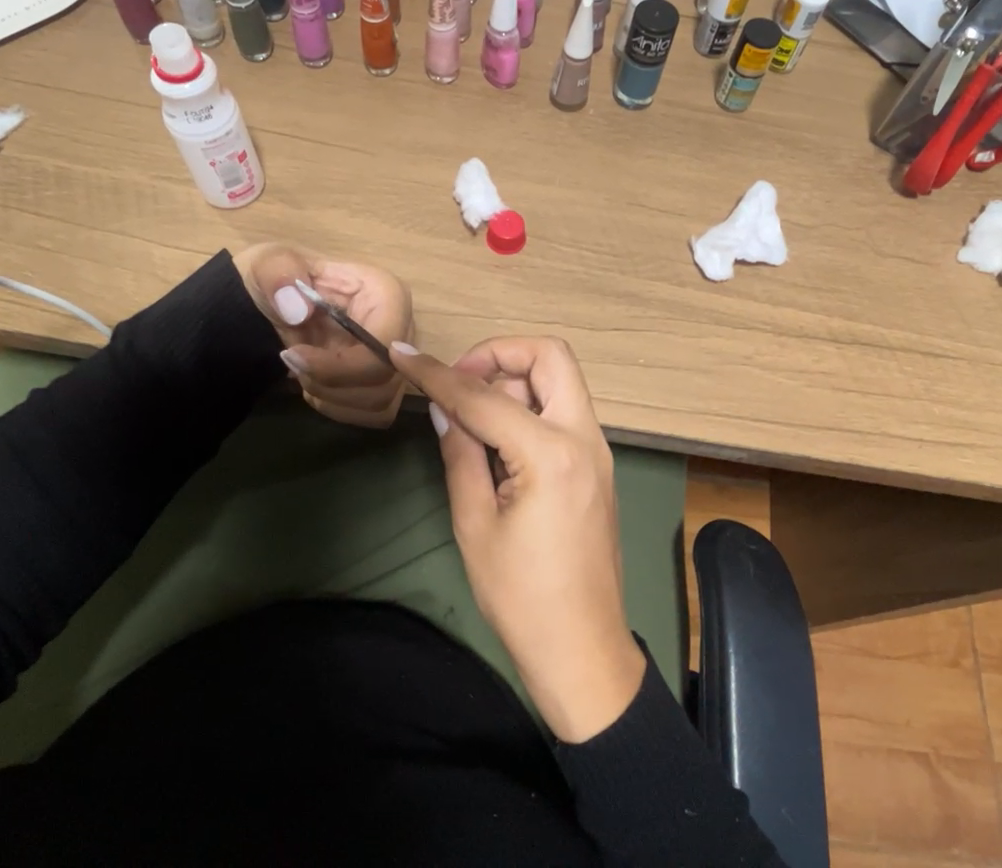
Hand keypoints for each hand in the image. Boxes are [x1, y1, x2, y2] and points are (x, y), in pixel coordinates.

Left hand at [233, 244, 412, 427]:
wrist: (274, 305)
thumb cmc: (281, 281)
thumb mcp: (271, 264)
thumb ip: (280, 274)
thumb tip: (299, 312)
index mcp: (387, 294)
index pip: (384, 344)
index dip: (341, 364)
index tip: (293, 357)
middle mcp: (402, 328)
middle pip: (386, 379)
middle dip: (331, 383)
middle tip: (293, 365)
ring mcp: (399, 360)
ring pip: (381, 402)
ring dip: (333, 398)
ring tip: (302, 375)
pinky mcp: (388, 384)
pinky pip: (375, 414)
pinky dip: (340, 409)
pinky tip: (317, 388)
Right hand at [389, 337, 645, 742]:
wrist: (581, 647)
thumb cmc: (520, 596)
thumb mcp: (474, 523)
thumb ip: (460, 453)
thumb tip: (443, 408)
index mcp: (552, 454)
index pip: (485, 395)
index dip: (438, 374)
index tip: (403, 356)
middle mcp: (585, 439)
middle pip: (550, 357)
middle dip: (499, 355)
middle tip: (458, 384)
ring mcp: (598, 451)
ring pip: (560, 381)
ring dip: (516, 380)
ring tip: (472, 418)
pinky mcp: (598, 467)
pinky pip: (565, 412)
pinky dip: (531, 407)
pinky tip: (497, 440)